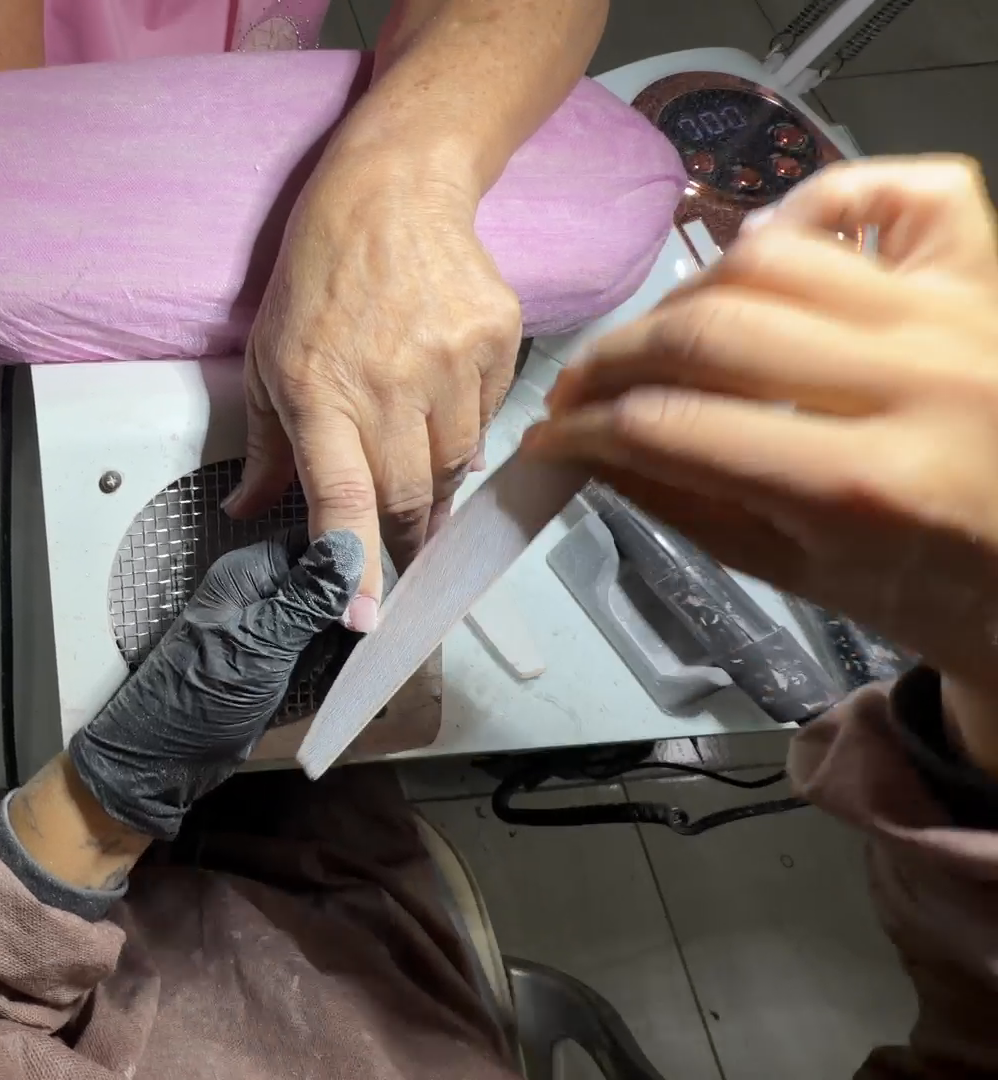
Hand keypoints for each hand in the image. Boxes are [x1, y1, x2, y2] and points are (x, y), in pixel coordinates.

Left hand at [67, 530, 362, 838]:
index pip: (318, 540)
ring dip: (349, 637)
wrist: (167, 756)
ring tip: (365, 660)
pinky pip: (318, 646)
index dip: (357, 563)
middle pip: (330, 579)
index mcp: (250, 571)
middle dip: (357, 606)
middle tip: (377, 637)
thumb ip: (309, 598)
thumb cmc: (202, 696)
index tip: (387, 594)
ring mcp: (268, 625)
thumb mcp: (263, 644)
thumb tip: (352, 543)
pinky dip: (335, 660)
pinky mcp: (275, 657)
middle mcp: (260, 590)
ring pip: (330, 616)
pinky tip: (351, 674)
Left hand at [229, 156, 520, 628]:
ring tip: (406, 468)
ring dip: (428, 489)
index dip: (355, 566)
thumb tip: (246, 513)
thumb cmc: (311, 285)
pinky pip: (484, 423)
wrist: (390, 196)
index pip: (342, 498)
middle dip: (396, 536)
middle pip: (407, 499)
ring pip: (452, 469)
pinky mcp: (498, 342)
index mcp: (319, 395)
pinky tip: (433, 414)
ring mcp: (451, 363)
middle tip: (389, 549)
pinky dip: (458, 439)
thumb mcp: (264, 366)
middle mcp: (389, 386)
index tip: (364, 618)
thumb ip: (264, 450)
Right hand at [525, 156, 997, 767]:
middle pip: (703, 331)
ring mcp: (963, 313)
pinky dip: (816, 202)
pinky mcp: (991, 275)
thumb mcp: (780, 567)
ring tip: (651, 341)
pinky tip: (760, 248)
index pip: (662, 426)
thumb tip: (581, 448)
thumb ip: (670, 497)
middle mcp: (918, 379)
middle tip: (575, 394)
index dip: (577, 430)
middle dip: (606, 362)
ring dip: (675, 298)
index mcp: (860, 483)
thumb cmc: (921, 585)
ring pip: (768, 258)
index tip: (543, 442)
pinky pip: (905, 192)